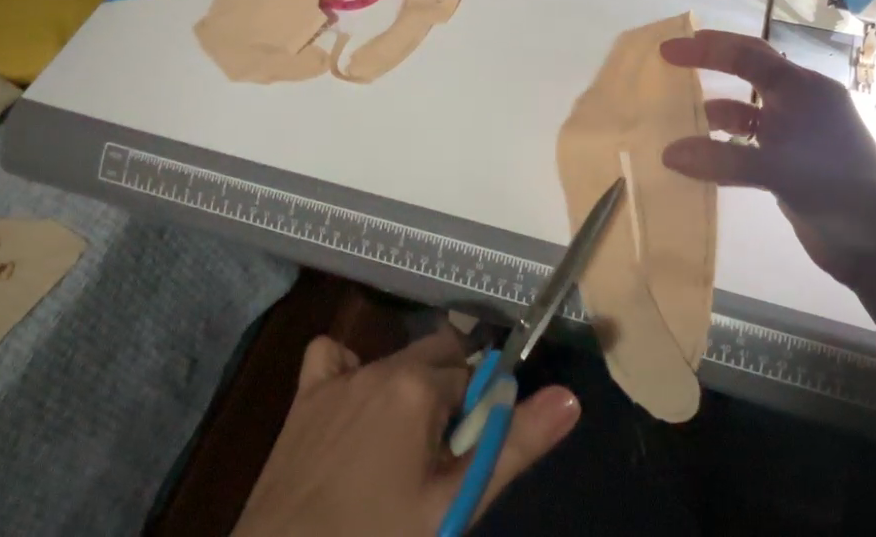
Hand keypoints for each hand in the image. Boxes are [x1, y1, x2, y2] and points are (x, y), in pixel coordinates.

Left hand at [232, 327, 580, 536]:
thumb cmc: (377, 534)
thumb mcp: (453, 501)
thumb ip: (512, 444)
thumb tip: (569, 397)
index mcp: (420, 385)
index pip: (477, 377)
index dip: (480, 414)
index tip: (468, 453)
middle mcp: (382, 366)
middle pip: (440, 356)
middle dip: (451, 393)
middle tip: (441, 456)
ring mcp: (338, 378)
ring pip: (397, 361)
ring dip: (411, 389)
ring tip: (403, 449)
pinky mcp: (306, 396)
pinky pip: (334, 357)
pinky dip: (350, 369)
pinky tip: (355, 406)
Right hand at [660, 30, 875, 283]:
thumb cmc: (838, 188)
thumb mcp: (778, 169)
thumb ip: (722, 159)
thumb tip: (668, 153)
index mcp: (805, 89)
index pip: (749, 56)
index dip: (707, 50)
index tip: (667, 51)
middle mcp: (800, 104)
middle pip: (749, 74)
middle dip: (711, 67)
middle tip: (669, 67)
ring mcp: (796, 135)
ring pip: (747, 113)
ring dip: (714, 115)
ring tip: (674, 121)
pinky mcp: (790, 166)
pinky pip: (748, 147)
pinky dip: (724, 149)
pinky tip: (698, 161)